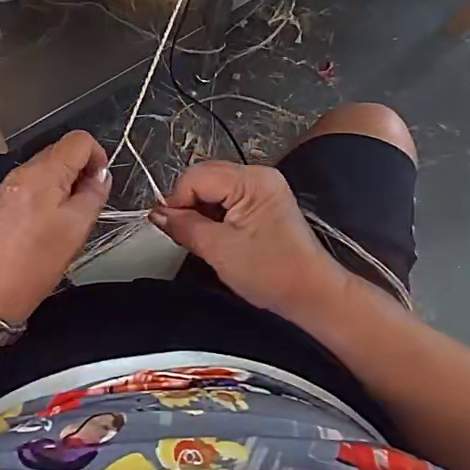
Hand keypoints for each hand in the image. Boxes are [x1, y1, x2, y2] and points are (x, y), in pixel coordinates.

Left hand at [0, 131, 111, 322]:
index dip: (97, 156)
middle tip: (85, 205)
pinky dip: (41, 199)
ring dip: (60, 187)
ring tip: (64, 221)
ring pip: (43, 171)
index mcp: (43, 173)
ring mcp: (6, 187)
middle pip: (60, 152)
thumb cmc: (32, 263)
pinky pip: (27, 188)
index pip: (79, 139)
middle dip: (79, 173)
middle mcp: (21, 173)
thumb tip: (102, 176)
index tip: (100, 181)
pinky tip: (42, 227)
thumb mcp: (78, 228)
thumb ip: (94, 194)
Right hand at [150, 161, 353, 323]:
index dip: (177, 201)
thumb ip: (183, 226)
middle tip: (186, 233)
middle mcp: (259, 175)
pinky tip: (220, 236)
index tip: (170, 226)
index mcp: (251, 180)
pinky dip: (216, 214)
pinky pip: (227, 197)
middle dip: (189, 204)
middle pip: (204, 177)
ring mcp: (264, 187)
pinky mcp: (264, 200)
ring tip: (207, 238)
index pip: (196, 177)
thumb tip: (158, 214)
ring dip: (202, 210)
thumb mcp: (218, 250)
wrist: (312, 294)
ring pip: (213, 187)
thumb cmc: (273, 273)